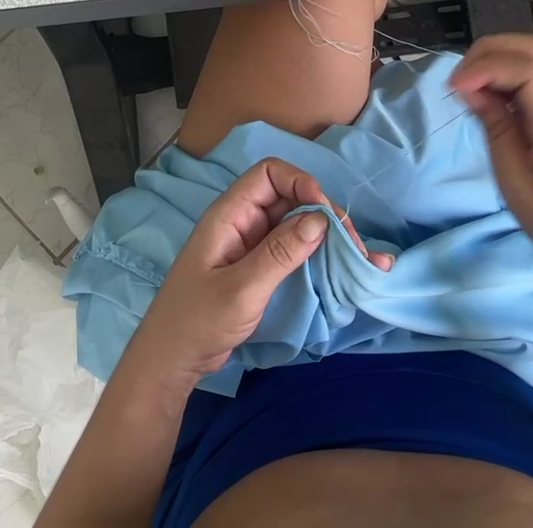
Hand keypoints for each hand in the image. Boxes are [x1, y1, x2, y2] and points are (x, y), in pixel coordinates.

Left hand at [122, 158, 391, 384]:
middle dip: (323, 212)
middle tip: (353, 245)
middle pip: (289, 197)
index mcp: (229, 215)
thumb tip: (319, 218)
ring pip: (295, 223)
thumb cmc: (198, 320)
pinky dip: (319, 254)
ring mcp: (251, 245)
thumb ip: (278, 253)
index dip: (301, 183)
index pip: (269, 174)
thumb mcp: (240, 289)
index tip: (326, 214)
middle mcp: (242, 222)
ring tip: (359, 257)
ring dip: (327, 235)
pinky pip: (293, 249)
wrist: (173, 358)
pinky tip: (345, 268)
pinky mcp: (260, 268)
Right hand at [448, 35, 532, 287]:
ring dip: (505, 56)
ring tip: (475, 81)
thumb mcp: (512, 179)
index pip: (529, 71)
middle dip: (492, 51)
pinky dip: (518, 68)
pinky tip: (498, 92)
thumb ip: (494, 125)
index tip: (455, 88)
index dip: (486, 67)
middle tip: (461, 78)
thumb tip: (470, 89)